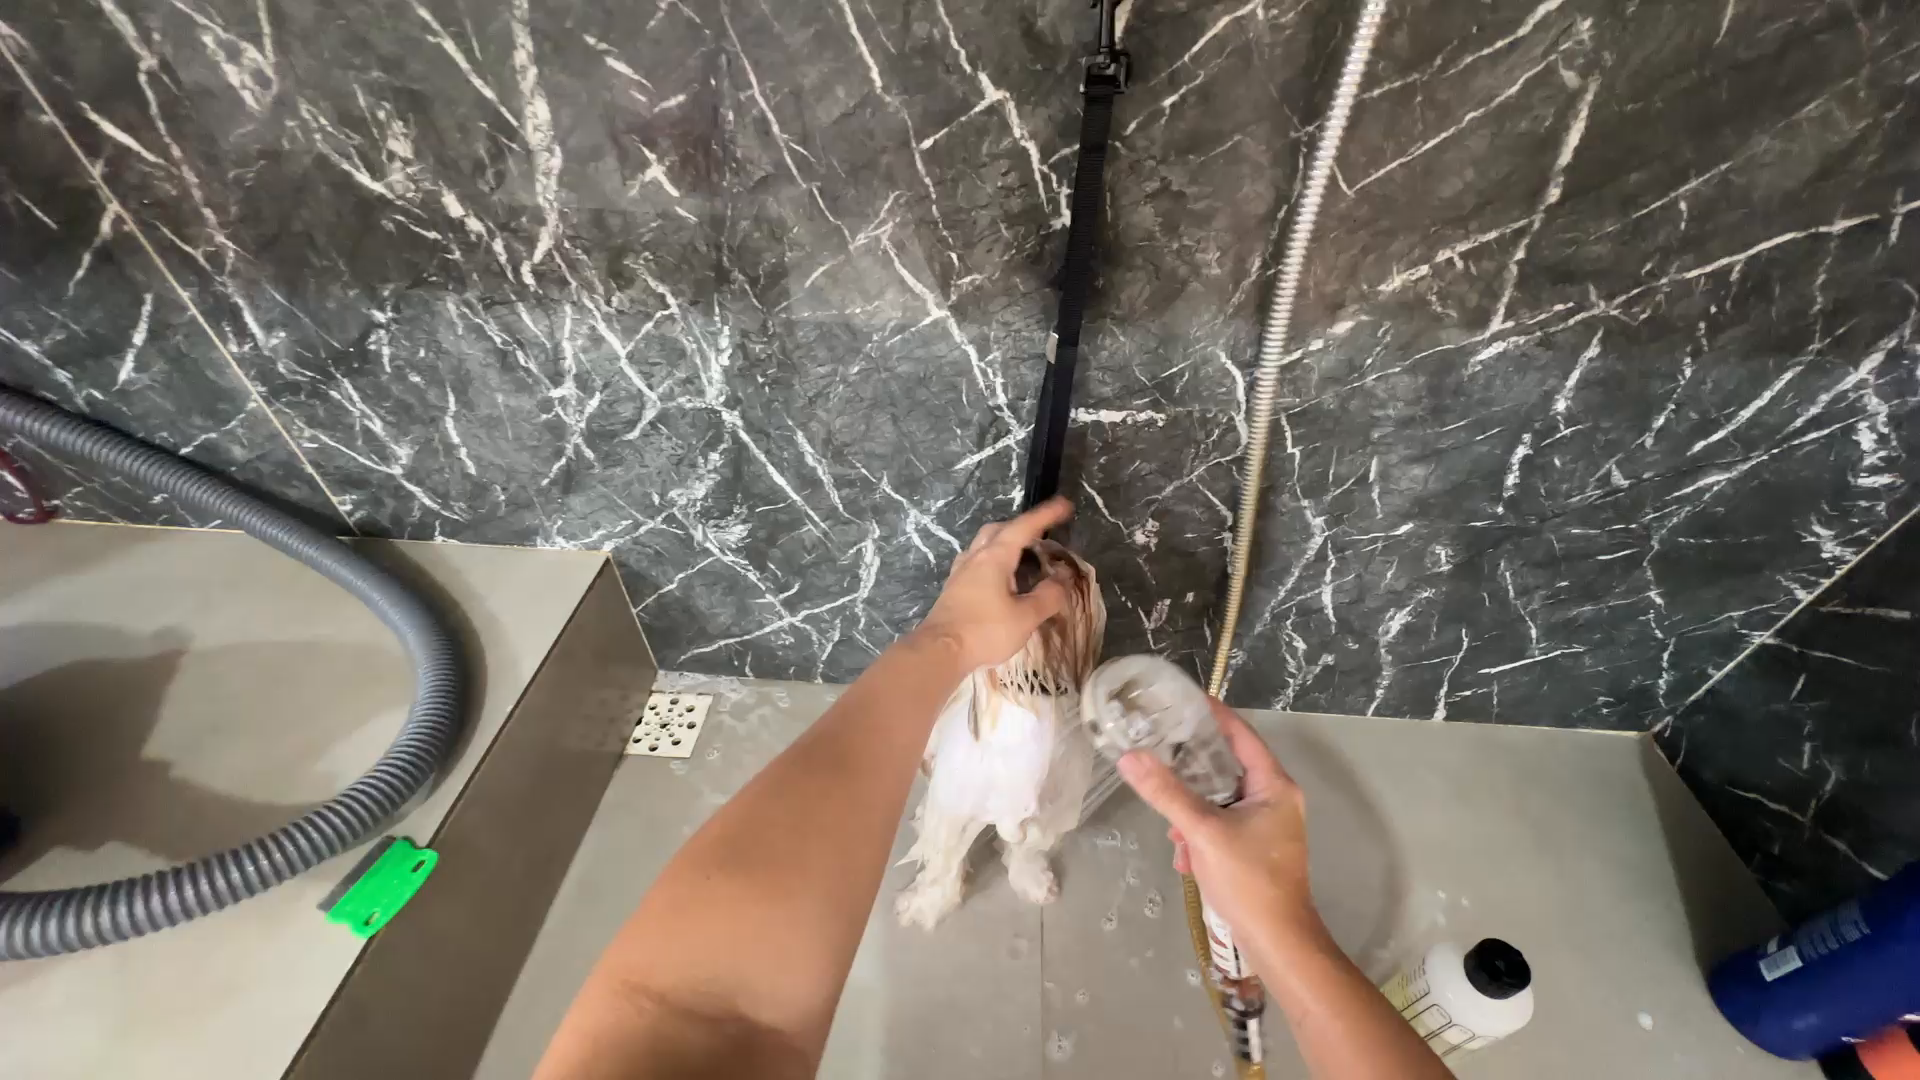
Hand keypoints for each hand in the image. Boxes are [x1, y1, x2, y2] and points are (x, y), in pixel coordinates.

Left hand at [910, 497, 1074, 671]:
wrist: (940, 651)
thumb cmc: (984, 631)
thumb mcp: (1025, 617)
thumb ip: (1048, 596)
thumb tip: (1062, 579)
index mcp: (995, 557)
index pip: (1023, 527)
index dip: (1045, 515)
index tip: (1063, 506)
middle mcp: (975, 558)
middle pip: (997, 530)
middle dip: (1020, 527)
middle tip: (1040, 535)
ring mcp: (960, 572)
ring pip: (982, 545)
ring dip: (1003, 542)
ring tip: (1022, 556)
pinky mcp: (953, 588)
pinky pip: (975, 562)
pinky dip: (991, 560)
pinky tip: (998, 578)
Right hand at [1116, 700, 1322, 965]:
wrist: (1278, 945)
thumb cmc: (1249, 880)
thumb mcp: (1202, 831)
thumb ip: (1166, 793)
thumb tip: (1128, 758)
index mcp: (1274, 785)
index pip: (1240, 733)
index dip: (1212, 713)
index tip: (1180, 698)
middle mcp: (1274, 798)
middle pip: (1226, 764)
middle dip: (1191, 764)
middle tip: (1157, 746)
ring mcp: (1266, 825)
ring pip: (1218, 797)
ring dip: (1191, 807)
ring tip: (1168, 820)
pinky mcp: (1254, 848)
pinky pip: (1220, 823)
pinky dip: (1199, 831)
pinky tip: (1182, 855)